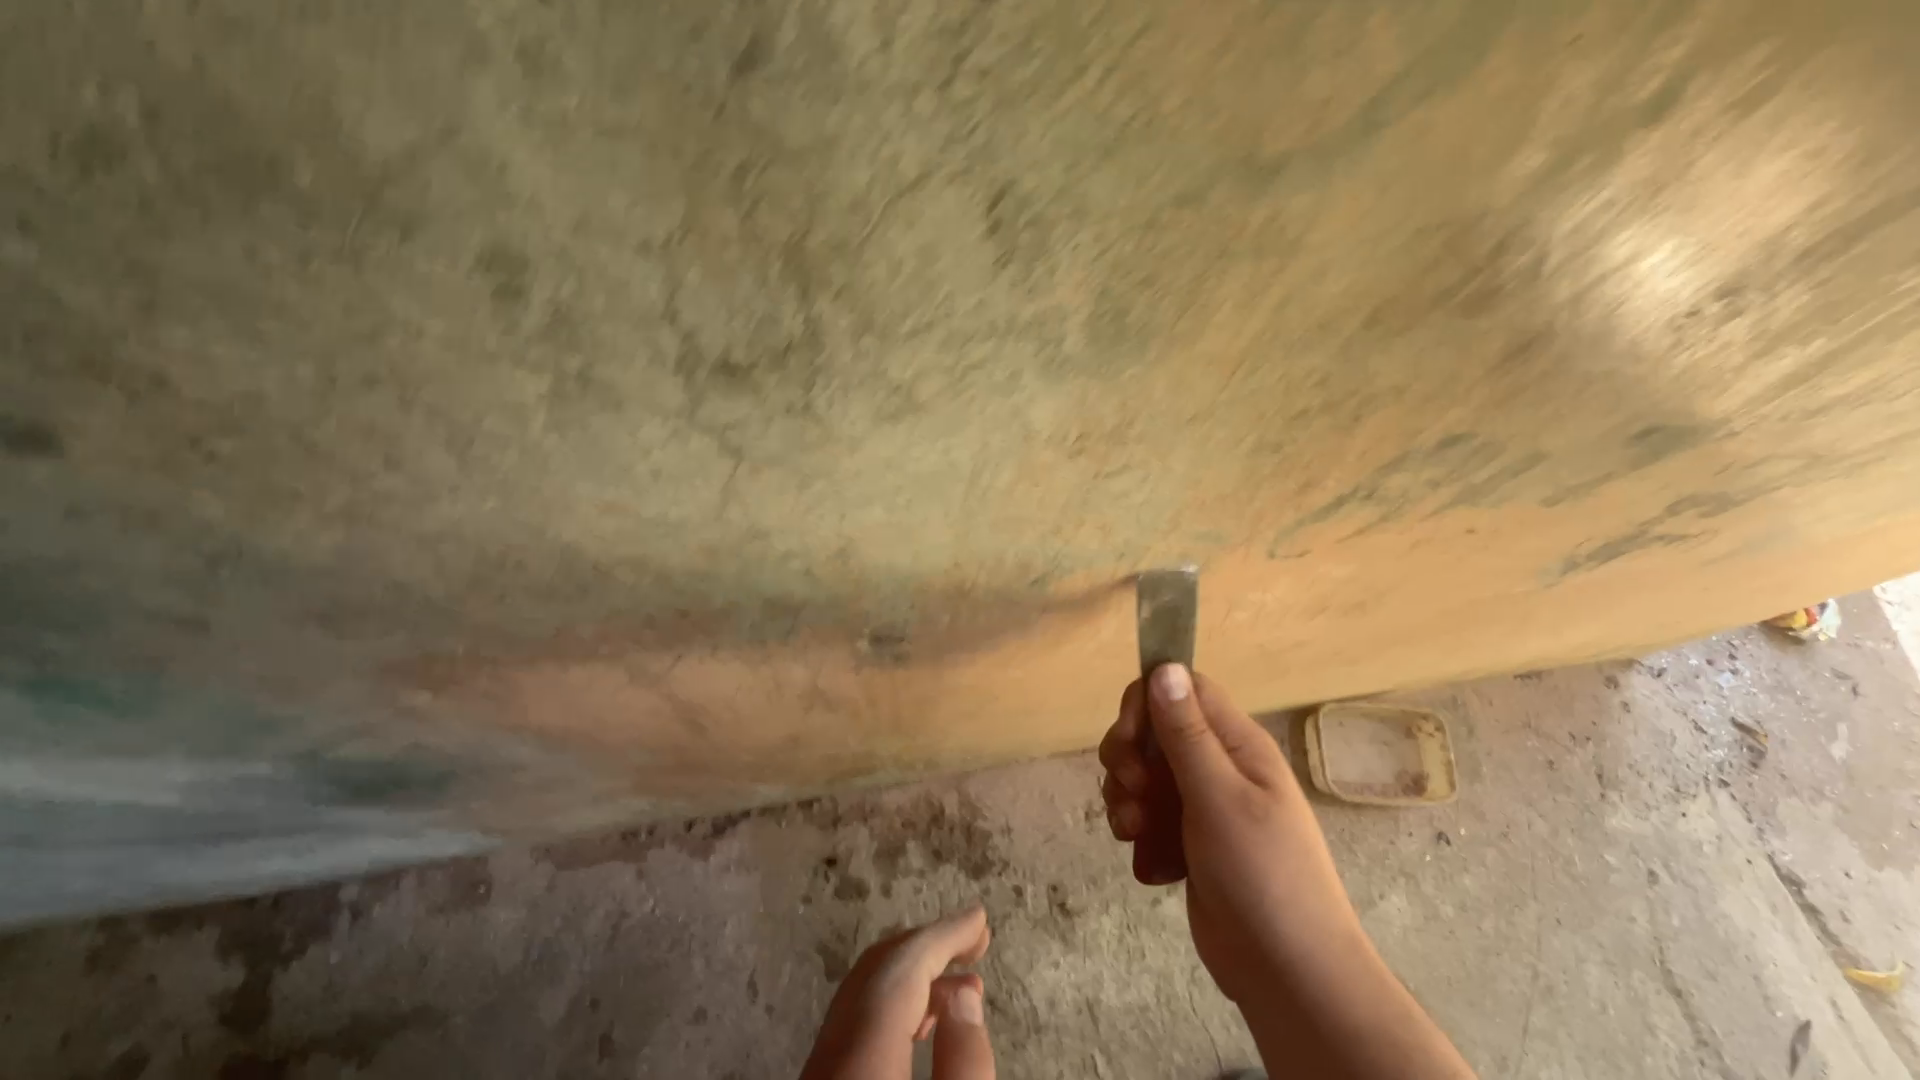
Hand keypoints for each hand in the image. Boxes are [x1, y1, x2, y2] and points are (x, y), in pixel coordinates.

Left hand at [799, 906, 995, 1079]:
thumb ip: (964, 1062)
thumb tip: (966, 994)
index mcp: (860, 1053)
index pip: (899, 969)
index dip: (942, 935)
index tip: (979, 918)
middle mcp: (828, 1052)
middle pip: (874, 973)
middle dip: (926, 946)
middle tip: (974, 940)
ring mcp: (818, 1065)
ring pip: (860, 996)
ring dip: (911, 977)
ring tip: (963, 987)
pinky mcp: (820, 1077)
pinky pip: (854, 1023)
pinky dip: (891, 1006)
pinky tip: (924, 1025)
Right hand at [1098, 665, 1362, 1003]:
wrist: (1287, 973)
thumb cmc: (1262, 876)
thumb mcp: (1219, 798)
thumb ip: (1187, 733)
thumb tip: (1166, 666)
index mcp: (1238, 745)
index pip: (1182, 690)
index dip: (1145, 705)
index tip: (1128, 741)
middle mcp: (1221, 768)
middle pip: (1154, 734)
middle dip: (1129, 760)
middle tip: (1132, 794)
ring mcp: (1206, 809)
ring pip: (1145, 779)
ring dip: (1129, 803)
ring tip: (1136, 836)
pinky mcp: (1191, 846)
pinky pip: (1150, 823)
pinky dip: (1143, 842)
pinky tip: (1154, 869)